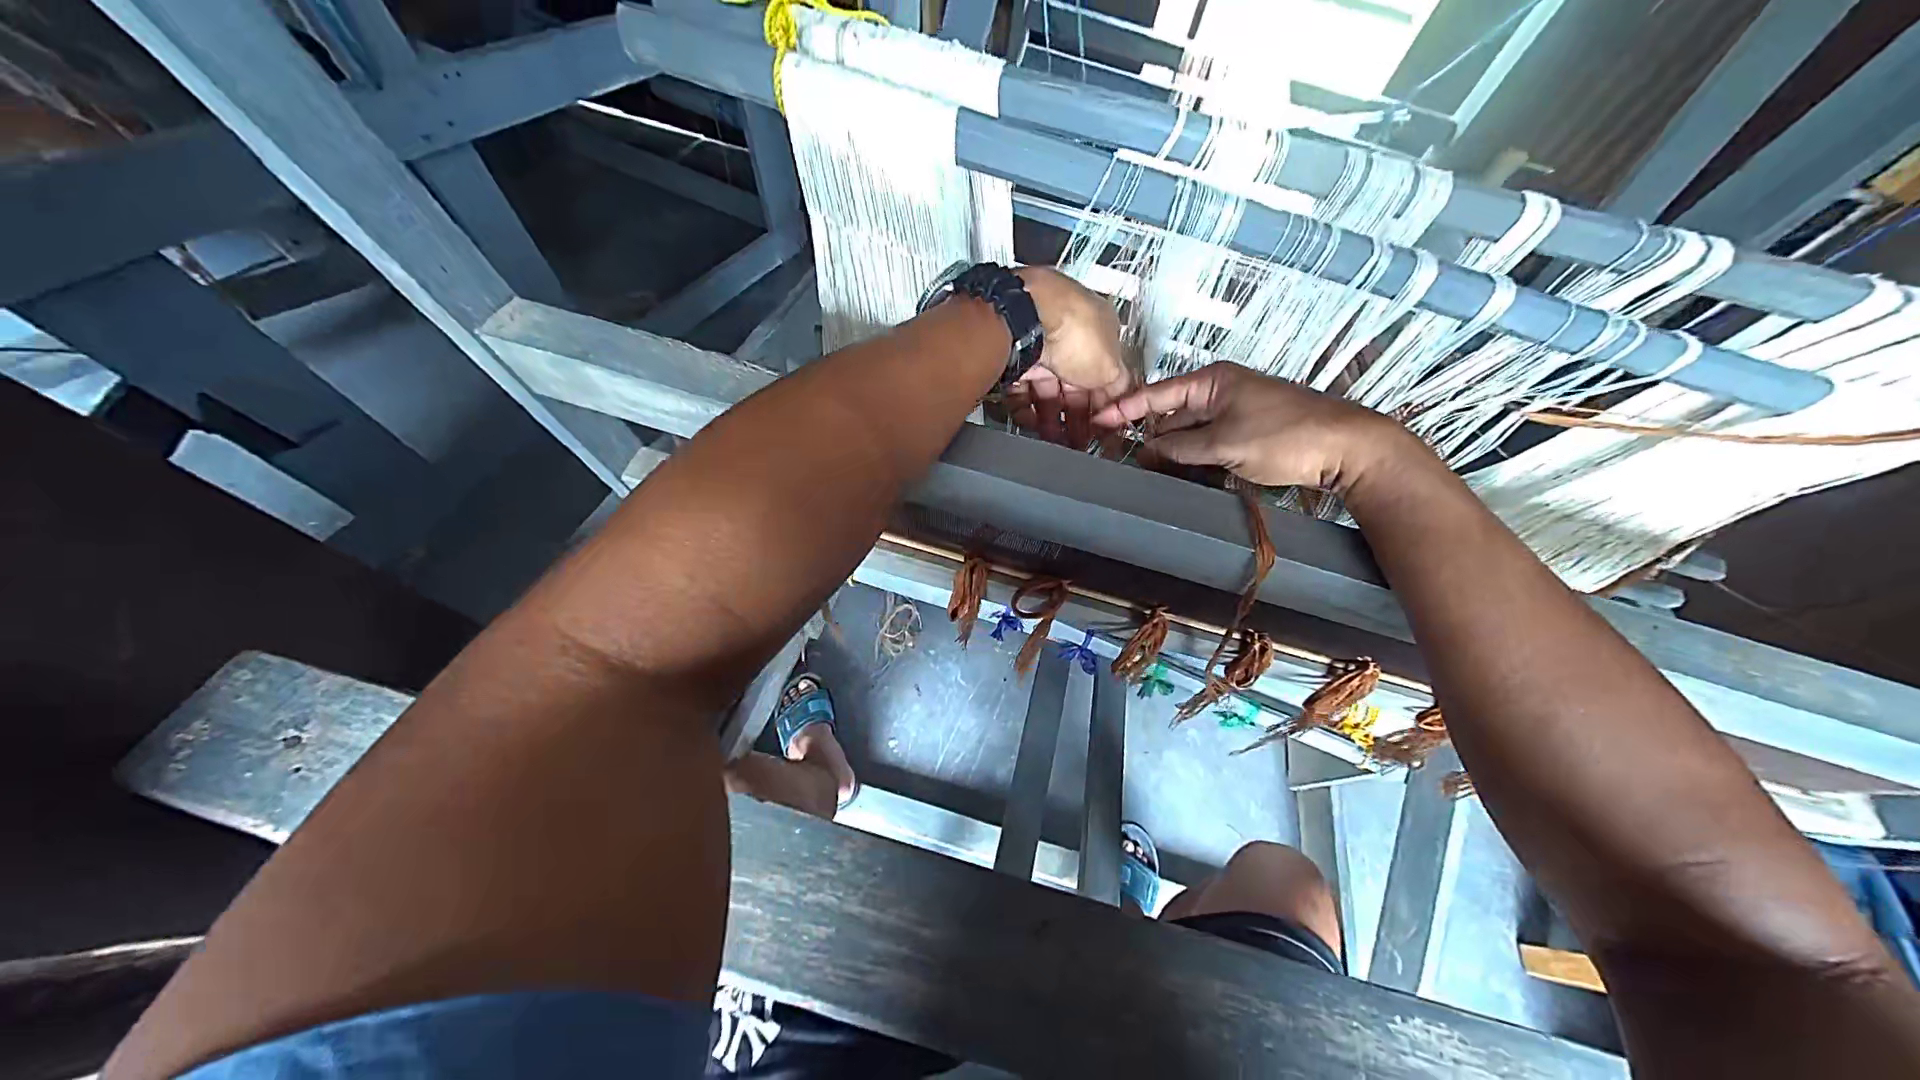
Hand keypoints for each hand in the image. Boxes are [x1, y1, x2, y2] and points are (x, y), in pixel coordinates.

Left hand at [1006, 267, 1131, 445]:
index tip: (1098, 427)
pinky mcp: (1014, 358)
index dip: (1101, 405)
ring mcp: (1040, 348)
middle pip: (1072, 387)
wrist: (1031, 316)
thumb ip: (1119, 386)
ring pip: (1045, 391)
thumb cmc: (1074, 329)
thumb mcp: (1112, 367)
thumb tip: (1124, 398)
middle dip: (1074, 417)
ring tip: (1052, 439)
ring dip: (1049, 418)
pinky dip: (1024, 409)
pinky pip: (1019, 391)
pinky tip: (1030, 423)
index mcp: (1098, 335)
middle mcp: (1069, 339)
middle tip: (1074, 440)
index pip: (1103, 376)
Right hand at [1090, 361, 1424, 492]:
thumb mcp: (1224, 443)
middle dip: (1145, 434)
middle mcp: (1219, 393)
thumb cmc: (1285, 436)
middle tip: (1114, 455)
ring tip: (1139, 470)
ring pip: (1187, 433)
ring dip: (1168, 451)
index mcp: (1212, 382)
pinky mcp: (1244, 435)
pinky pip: (1205, 445)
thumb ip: (1180, 446)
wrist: (1347, 449)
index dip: (1124, 409)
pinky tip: (1174, 473)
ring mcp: (1233, 415)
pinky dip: (1189, 458)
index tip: (1096, 422)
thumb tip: (1147, 450)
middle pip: (1170, 414)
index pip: (1156, 394)